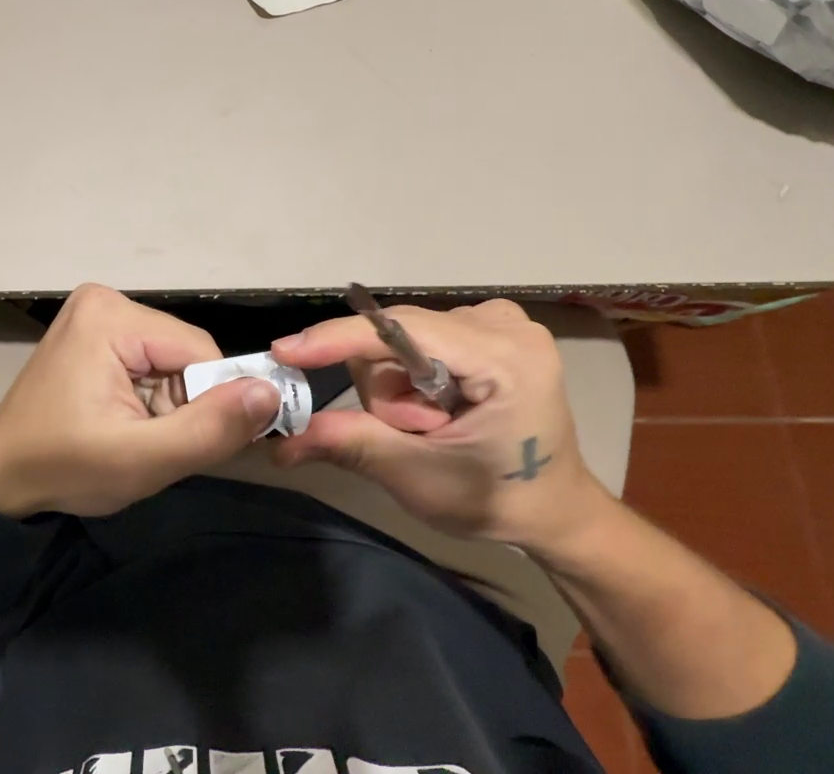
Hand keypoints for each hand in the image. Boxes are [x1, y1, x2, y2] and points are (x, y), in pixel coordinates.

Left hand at [0, 284, 281, 518]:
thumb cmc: (63, 467)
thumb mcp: (143, 459)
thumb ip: (210, 428)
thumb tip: (272, 392)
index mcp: (111, 316)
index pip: (201, 353)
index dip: (208, 403)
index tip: (188, 444)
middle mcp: (105, 300)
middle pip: (185, 355)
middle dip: (183, 405)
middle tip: (153, 445)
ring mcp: (95, 315)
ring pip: (171, 362)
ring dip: (167, 405)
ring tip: (133, 437)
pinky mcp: (92, 334)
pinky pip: (148, 364)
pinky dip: (148, 399)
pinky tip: (122, 424)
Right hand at [269, 300, 613, 551]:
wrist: (553, 510)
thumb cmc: (496, 498)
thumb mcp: (418, 477)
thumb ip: (350, 444)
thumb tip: (280, 442)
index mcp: (505, 358)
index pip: (403, 330)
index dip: (339, 339)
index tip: (285, 352)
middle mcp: (505, 325)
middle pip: (397, 334)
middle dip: (387, 389)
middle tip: (414, 435)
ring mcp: (500, 323)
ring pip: (401, 339)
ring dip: (397, 388)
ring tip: (432, 430)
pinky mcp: (490, 330)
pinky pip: (417, 339)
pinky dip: (409, 377)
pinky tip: (438, 410)